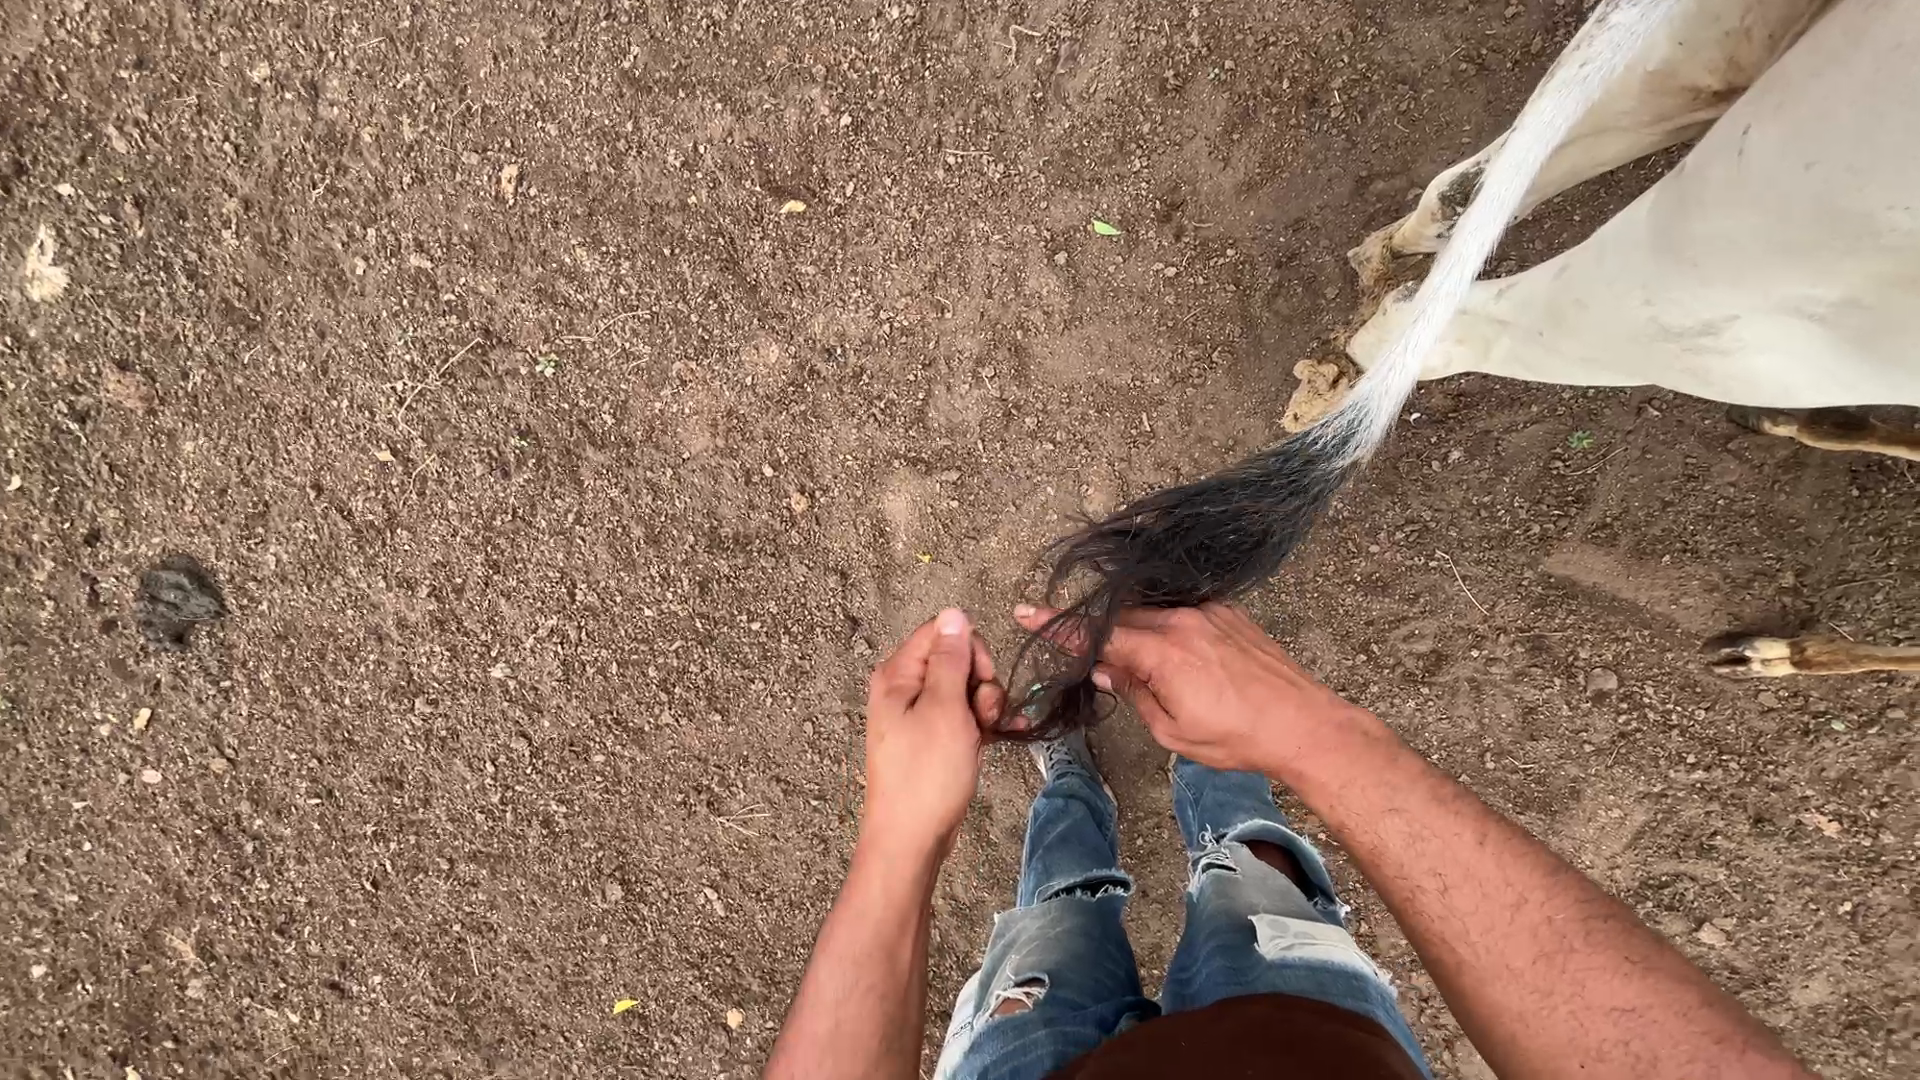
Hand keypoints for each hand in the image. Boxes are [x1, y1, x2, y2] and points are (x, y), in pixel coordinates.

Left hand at [861, 608, 1006, 856]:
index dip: (970, 650)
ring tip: (983, 735)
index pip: (941, 632)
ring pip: (965, 688)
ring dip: (985, 707)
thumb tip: (953, 612)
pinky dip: (982, 723)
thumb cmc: (926, 774)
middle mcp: (904, 688)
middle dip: (981, 682)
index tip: (982, 680)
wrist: (911, 840)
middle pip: (956, 659)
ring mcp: (918, 714)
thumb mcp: (945, 709)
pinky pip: (963, 715)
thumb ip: (952, 659)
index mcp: (898, 674)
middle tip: (983, 715)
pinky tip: (999, 736)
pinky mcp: (932, 737)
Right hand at [1013, 602, 1377, 778]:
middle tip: (1091, 657)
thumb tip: (1103, 671)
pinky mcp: (1226, 611)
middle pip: (1121, 618)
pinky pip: (1179, 609)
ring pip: (1150, 612)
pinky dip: (1164, 624)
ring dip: (1134, 631)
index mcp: (1162, 654)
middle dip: (1100, 633)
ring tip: (1142, 664)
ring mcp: (1206, 612)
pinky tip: (1173, 651)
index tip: (1027, 612)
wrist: (1305, 723)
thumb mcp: (1173, 731)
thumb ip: (1133, 694)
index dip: (1059, 626)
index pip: (1098, 635)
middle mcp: (1180, 622)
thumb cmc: (1237, 737)